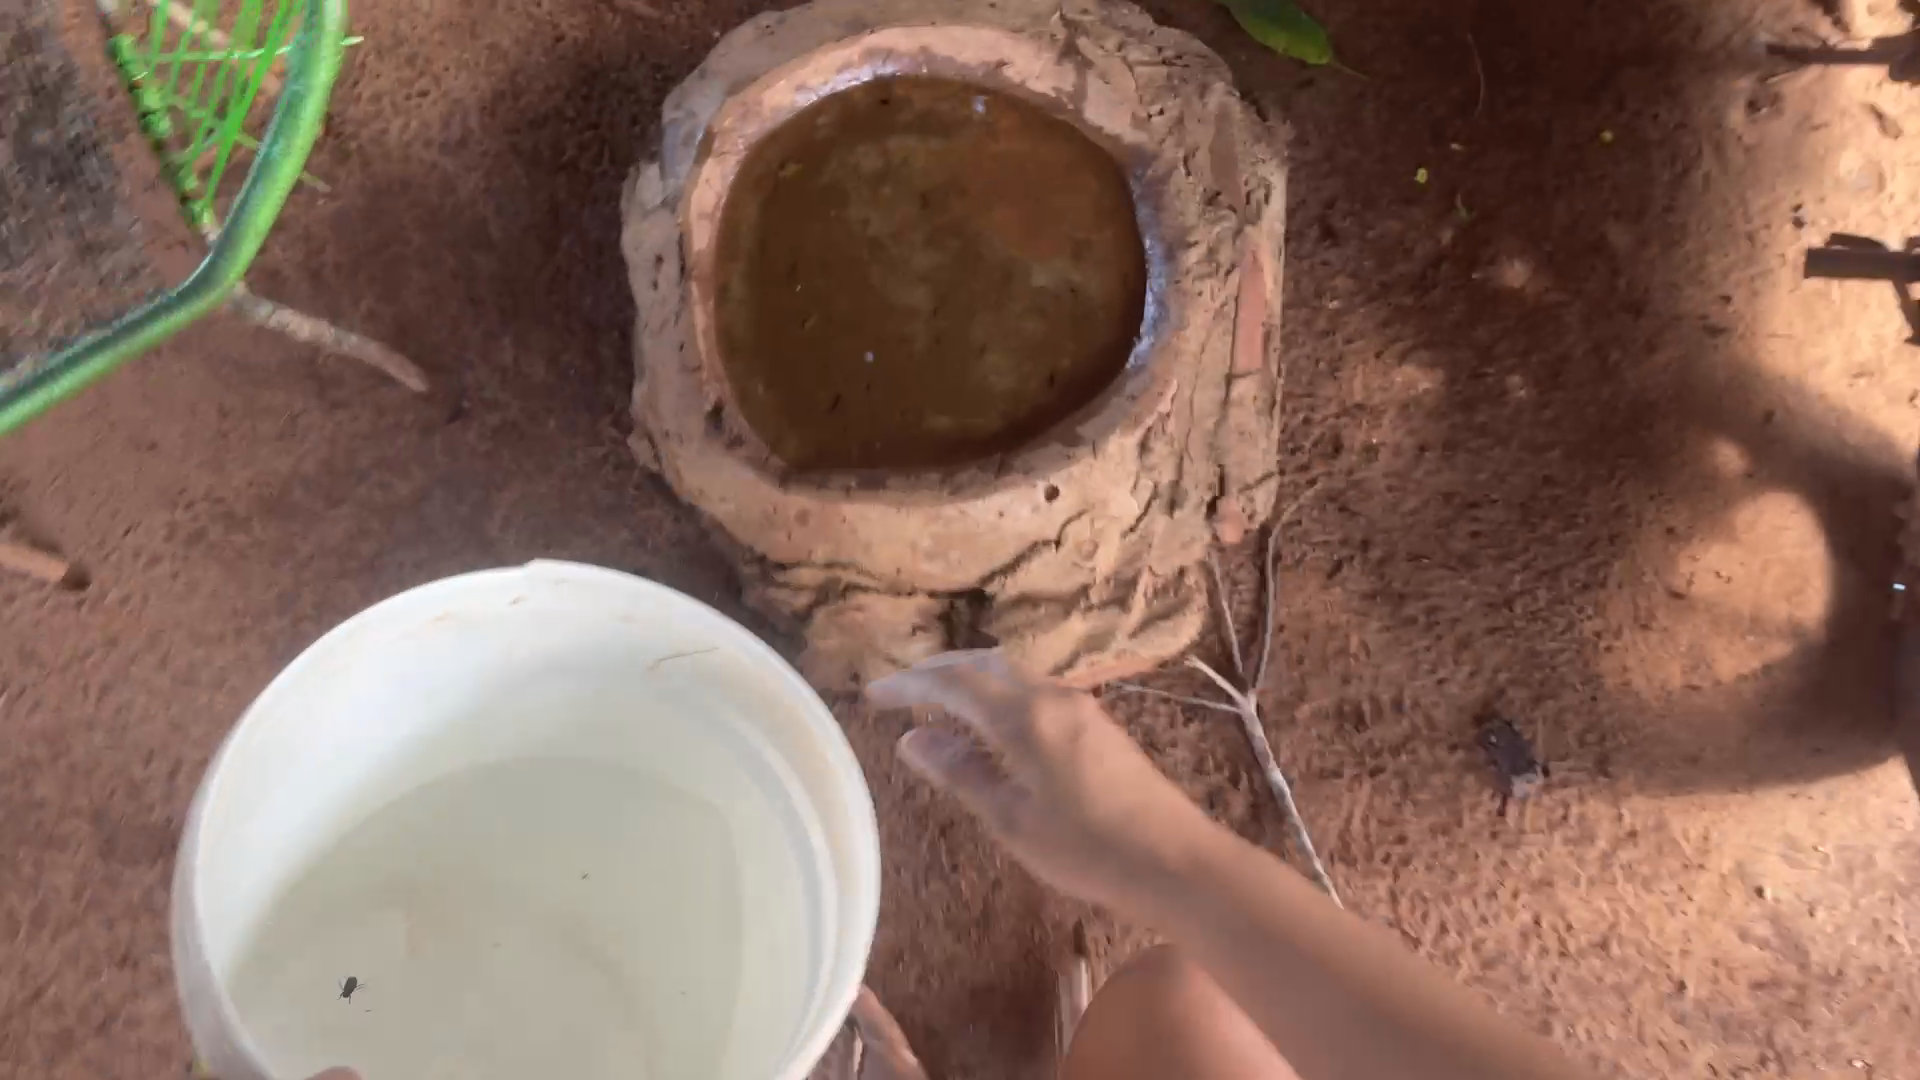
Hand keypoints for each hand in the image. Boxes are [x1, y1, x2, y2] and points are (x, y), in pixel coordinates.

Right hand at [867, 650, 1217, 909]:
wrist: (1176, 859)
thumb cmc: (1087, 848)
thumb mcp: (1012, 819)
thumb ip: (961, 772)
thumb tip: (911, 739)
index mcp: (1024, 717)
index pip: (952, 684)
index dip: (908, 684)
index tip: (873, 694)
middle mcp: (1049, 695)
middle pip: (981, 664)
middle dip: (936, 670)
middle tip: (900, 689)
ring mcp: (1076, 704)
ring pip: (1009, 673)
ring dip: (968, 679)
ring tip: (936, 703)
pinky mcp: (1093, 719)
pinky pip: (1031, 690)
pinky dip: (997, 694)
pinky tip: (988, 726)